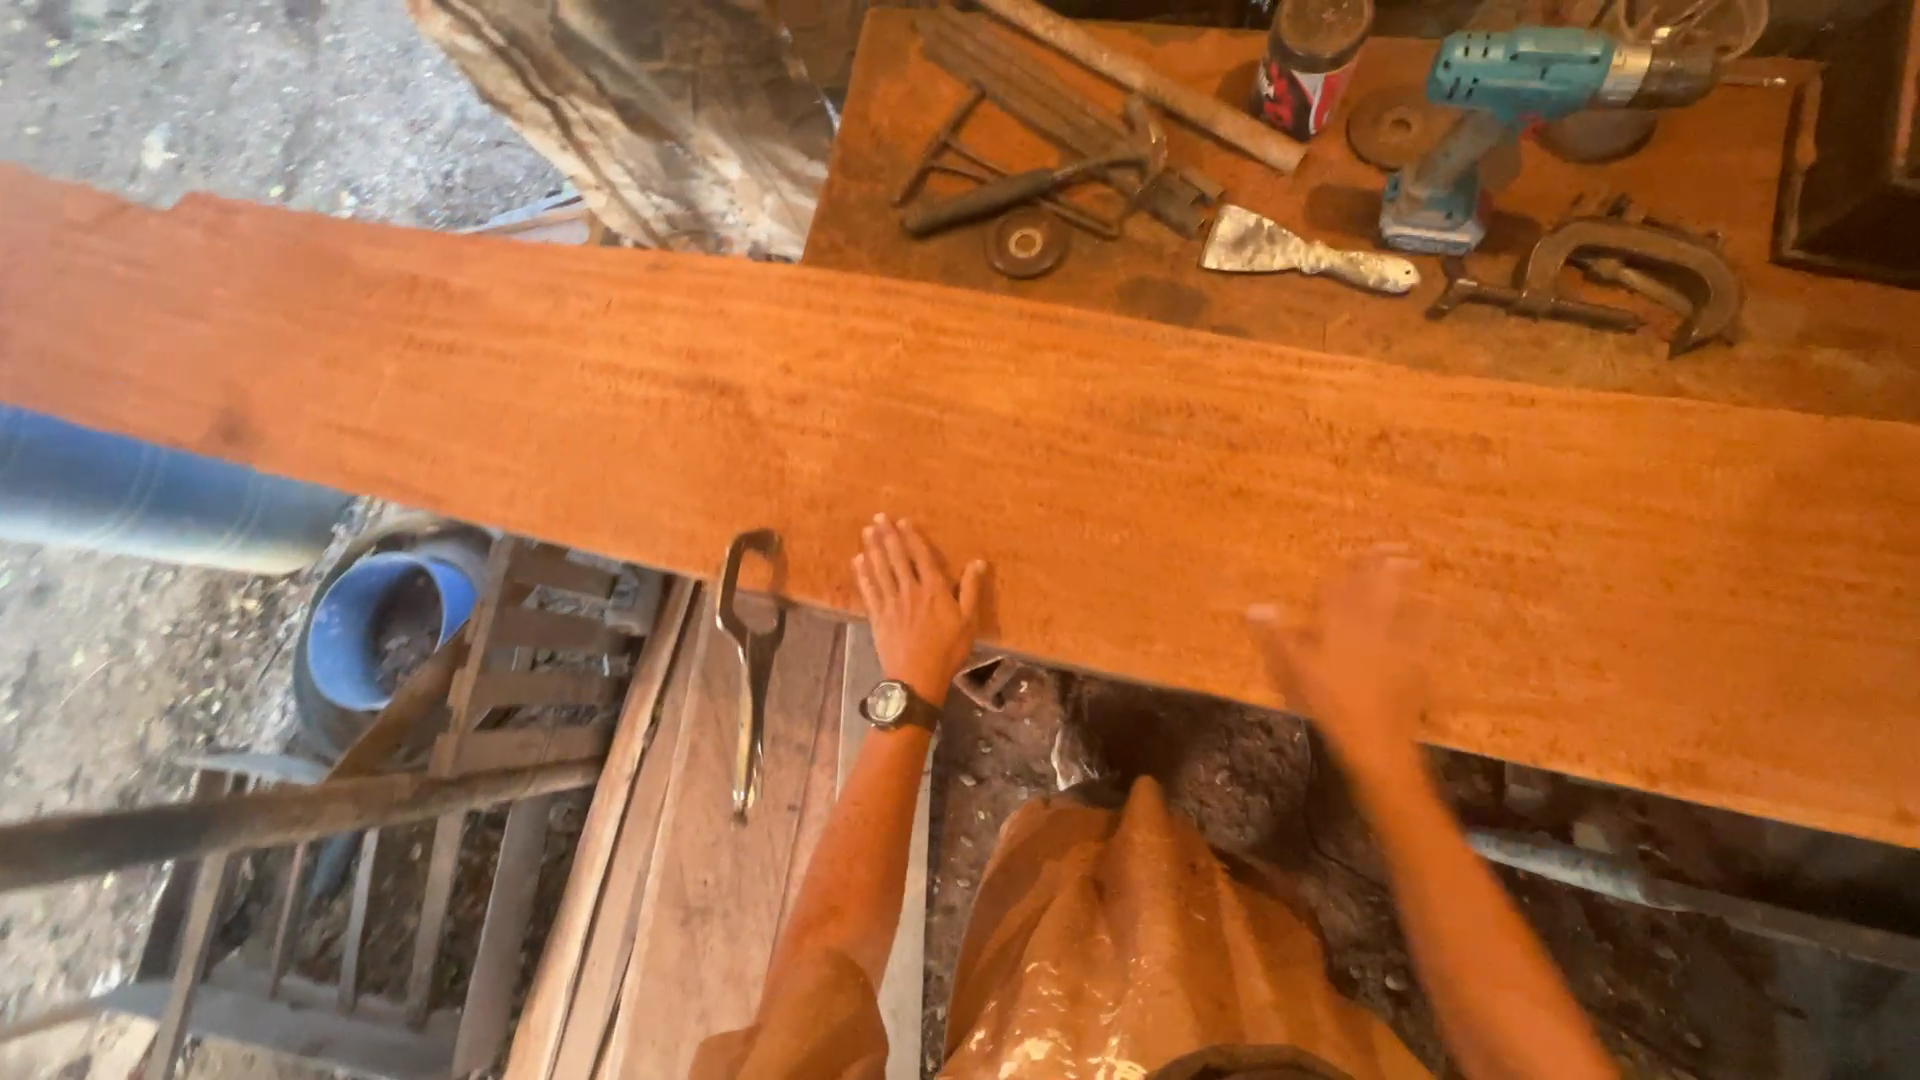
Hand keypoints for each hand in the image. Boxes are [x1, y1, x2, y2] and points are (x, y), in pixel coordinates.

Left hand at [852, 514, 987, 706]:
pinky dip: (863, 574)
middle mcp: (910, 590)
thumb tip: (978, 563)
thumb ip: (971, 590)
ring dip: (873, 549)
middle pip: (896, 558)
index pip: (920, 557)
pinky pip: (868, 590)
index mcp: (934, 590)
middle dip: (887, 536)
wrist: (917, 678)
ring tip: (867, 532)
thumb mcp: (968, 621)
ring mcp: (891, 603)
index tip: (902, 521)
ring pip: (880, 570)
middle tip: (878, 517)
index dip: (911, 537)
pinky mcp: (878, 616)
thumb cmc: (948, 651)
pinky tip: (858, 562)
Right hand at [1248, 545, 1431, 774]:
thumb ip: (1276, 637)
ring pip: (1399, 607)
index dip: (1343, 570)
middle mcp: (1366, 629)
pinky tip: (1438, 606)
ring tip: (1412, 563)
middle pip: (1372, 592)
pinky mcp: (1412, 665)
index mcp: (1335, 629)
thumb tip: (1256, 606)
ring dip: (1405, 585)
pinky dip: (1430, 619)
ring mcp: (1393, 646)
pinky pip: (1423, 636)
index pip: (1337, 592)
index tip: (1351, 550)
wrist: (1373, 738)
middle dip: (1378, 568)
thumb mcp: (1292, 671)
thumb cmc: (1326, 705)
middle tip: (1390, 544)